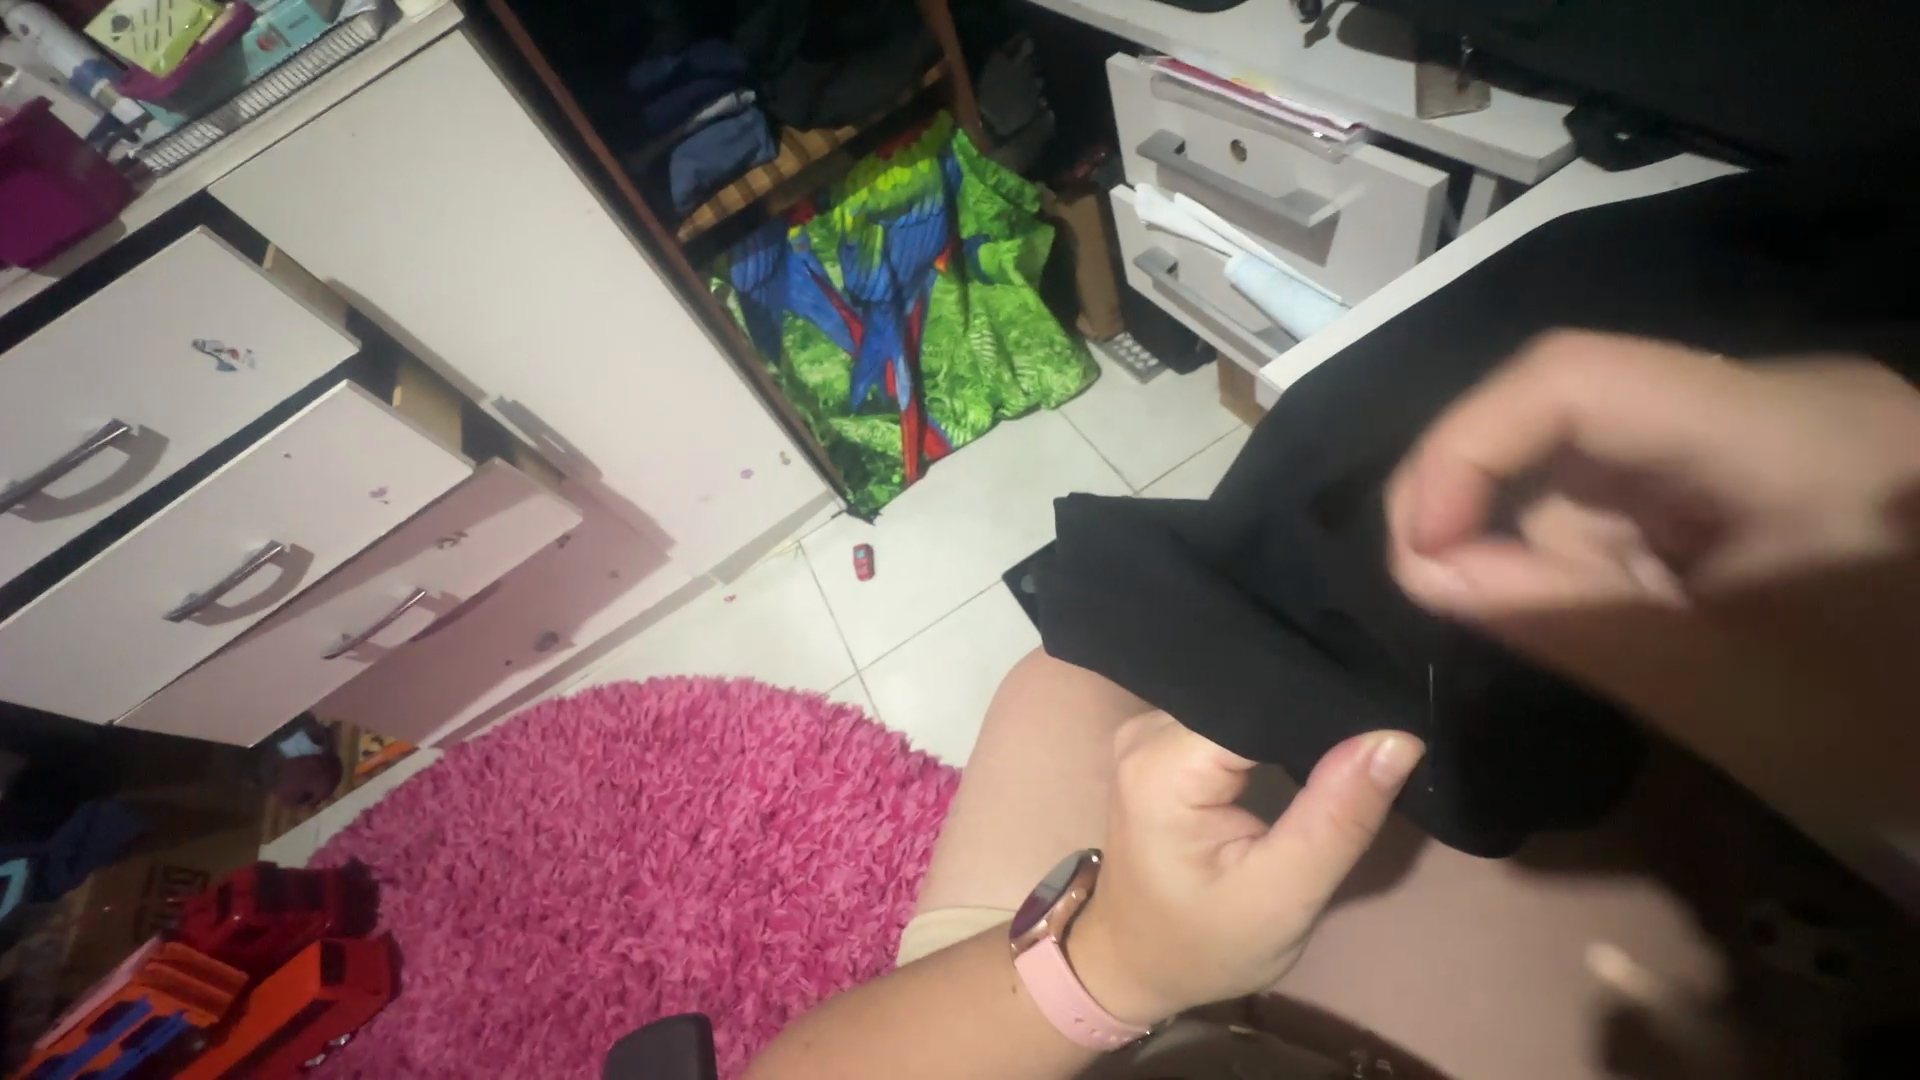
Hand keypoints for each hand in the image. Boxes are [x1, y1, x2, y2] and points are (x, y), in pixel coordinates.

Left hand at [1065, 715, 1423, 1024]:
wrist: (1137, 958)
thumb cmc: (1205, 941)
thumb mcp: (1283, 896)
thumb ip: (1337, 816)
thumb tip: (1395, 738)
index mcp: (1160, 765)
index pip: (1252, 704)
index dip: (1317, 707)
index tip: (1382, 718)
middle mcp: (1145, 731)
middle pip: (1241, 695)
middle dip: (1306, 709)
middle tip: (1376, 730)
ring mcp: (1146, 729)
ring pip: (1234, 699)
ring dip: (1287, 716)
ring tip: (1348, 733)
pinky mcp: (1159, 739)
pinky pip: (1221, 714)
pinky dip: (1265, 726)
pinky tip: (1302, 737)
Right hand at [1384, 330, 1919, 826]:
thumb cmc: (1901, 736)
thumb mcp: (1713, 688)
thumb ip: (1552, 616)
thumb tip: (1415, 570)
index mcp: (1792, 435)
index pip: (1572, 380)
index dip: (1463, 450)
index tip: (1421, 551)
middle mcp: (1769, 400)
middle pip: (1558, 425)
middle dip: (1496, 520)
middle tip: (1480, 607)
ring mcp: (1756, 428)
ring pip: (1574, 467)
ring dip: (1556, 555)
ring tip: (1634, 636)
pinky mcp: (1742, 464)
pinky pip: (1612, 490)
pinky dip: (1589, 557)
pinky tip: (1649, 612)